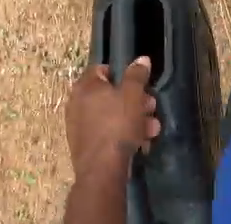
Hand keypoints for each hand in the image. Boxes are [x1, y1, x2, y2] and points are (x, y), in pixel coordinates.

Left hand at [65, 57, 160, 180]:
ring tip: (153, 128)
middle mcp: (77, 104)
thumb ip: (137, 74)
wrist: (102, 171)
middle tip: (151, 106)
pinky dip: (122, 135)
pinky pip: (107, 134)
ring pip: (111, 116)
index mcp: (85, 86)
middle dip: (134, 100)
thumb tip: (142, 59)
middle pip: (110, 95)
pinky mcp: (85, 148)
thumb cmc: (117, 124)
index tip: (139, 83)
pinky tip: (141, 143)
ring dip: (133, 119)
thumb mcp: (132, 94)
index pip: (102, 69)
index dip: (122, 74)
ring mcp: (79, 128)